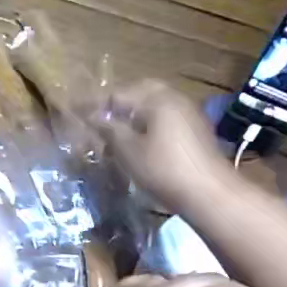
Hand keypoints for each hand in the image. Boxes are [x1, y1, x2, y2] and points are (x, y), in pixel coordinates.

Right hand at [104, 81, 232, 214]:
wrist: (209, 193)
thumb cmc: (164, 170)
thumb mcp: (129, 151)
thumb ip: (109, 129)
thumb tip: (92, 116)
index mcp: (157, 97)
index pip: (118, 93)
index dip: (95, 105)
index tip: (76, 113)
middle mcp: (175, 98)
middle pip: (140, 94)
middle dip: (118, 105)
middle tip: (99, 120)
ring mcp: (189, 114)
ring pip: (155, 106)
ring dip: (135, 115)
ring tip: (117, 133)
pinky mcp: (196, 132)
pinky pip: (167, 119)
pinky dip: (150, 125)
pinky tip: (142, 143)